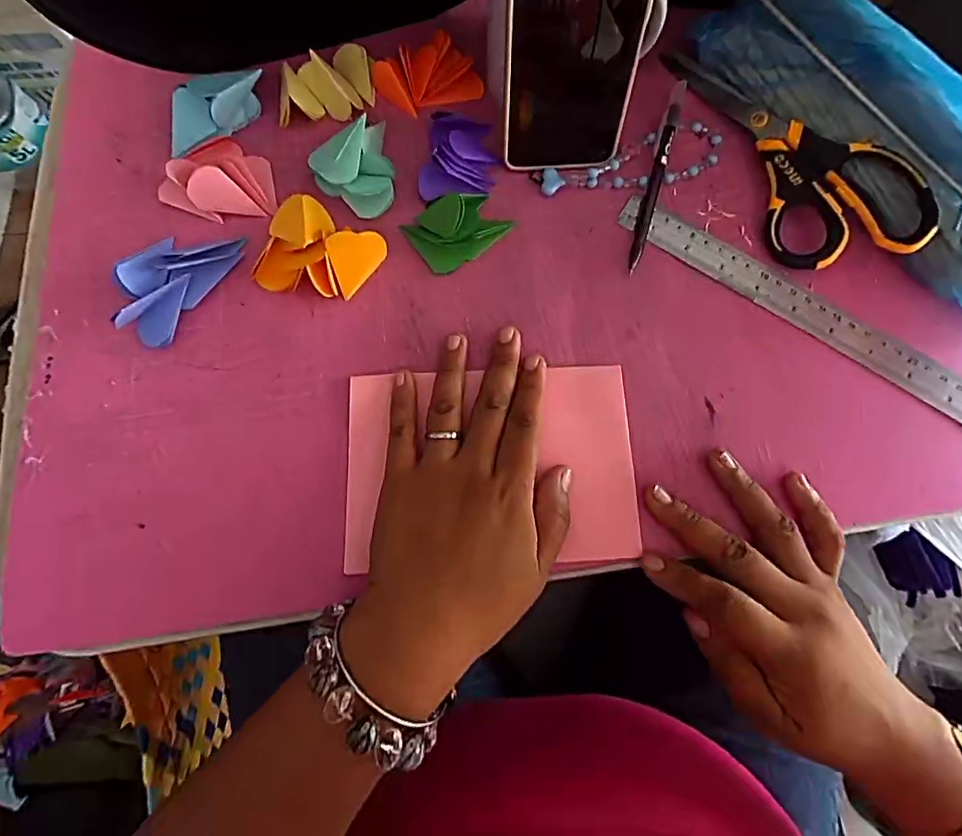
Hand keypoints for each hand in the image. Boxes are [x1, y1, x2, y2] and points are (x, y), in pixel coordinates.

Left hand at [339, 327, 571, 718]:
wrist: (418, 628)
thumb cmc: (485, 603)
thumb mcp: (536, 570)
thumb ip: (553, 516)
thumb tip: (563, 469)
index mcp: (510, 491)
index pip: (525, 426)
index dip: (531, 390)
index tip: (536, 360)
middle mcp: (473, 471)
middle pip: (491, 408)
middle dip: (501, 367)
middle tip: (507, 334)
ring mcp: (432, 474)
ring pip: (446, 411)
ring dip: (452, 372)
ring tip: (457, 340)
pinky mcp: (398, 483)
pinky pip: (400, 436)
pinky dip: (401, 405)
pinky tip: (403, 378)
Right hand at [639, 450, 939, 776]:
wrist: (887, 728)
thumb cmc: (821, 729)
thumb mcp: (767, 716)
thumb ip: (729, 663)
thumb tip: (692, 612)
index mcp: (787, 647)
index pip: (725, 602)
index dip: (683, 579)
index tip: (647, 558)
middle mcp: (805, 606)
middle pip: (742, 555)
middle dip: (694, 523)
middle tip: (658, 495)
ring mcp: (822, 586)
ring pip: (778, 530)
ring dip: (744, 491)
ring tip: (717, 458)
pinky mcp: (833, 579)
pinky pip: (826, 536)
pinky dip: (811, 504)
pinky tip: (791, 476)